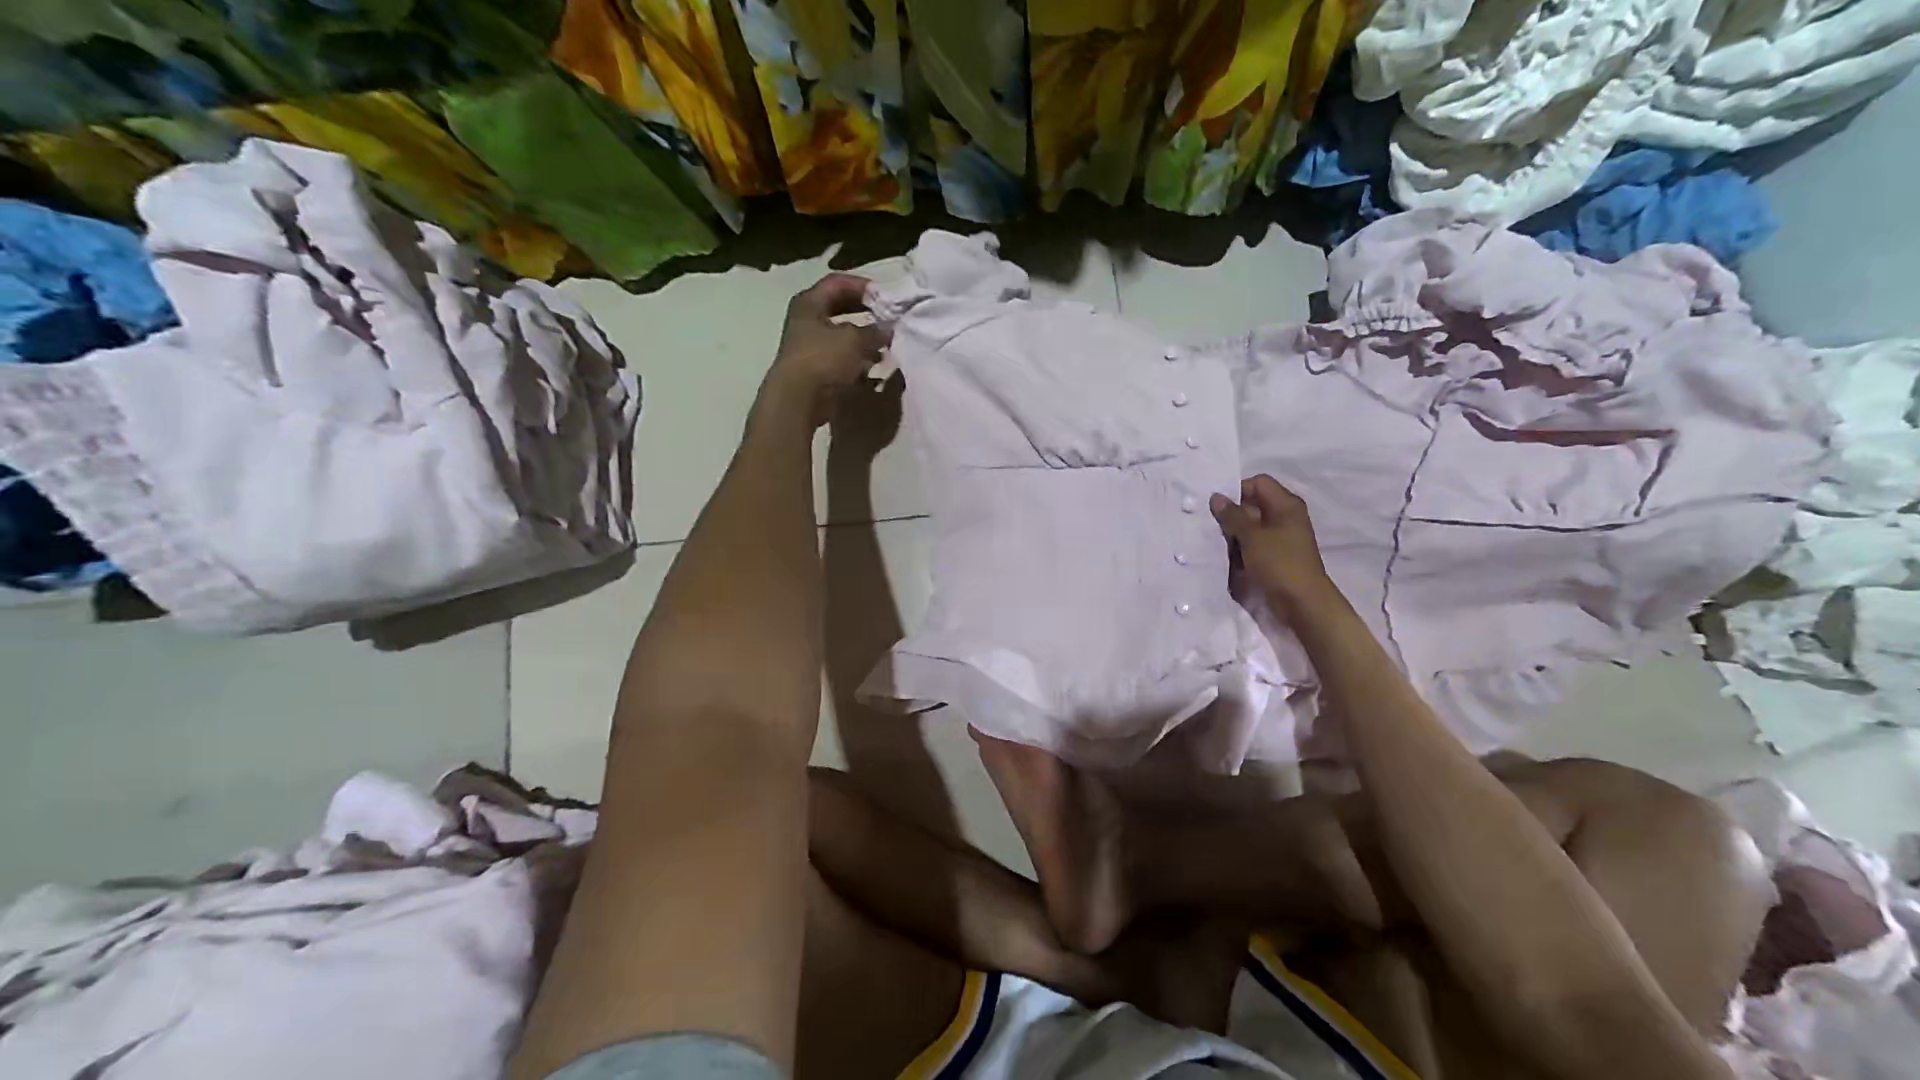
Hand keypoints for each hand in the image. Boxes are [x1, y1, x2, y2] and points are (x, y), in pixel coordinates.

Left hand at [758, 272, 889, 427]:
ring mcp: (811, 346)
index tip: (886, 297)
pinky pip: (843, 359)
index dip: (863, 286)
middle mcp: (807, 321)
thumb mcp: (854, 339)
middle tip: (888, 318)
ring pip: (843, 335)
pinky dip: (859, 361)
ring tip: (886, 346)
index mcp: (810, 303)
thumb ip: (874, 331)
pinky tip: (876, 368)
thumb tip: (887, 330)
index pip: (837, 283)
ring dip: (865, 339)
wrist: (798, 399)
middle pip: (840, 308)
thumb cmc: (823, 358)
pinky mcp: (817, 369)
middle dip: (866, 313)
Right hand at [1210, 476, 1334, 612]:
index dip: (1237, 490)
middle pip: (1253, 504)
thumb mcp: (1252, 537)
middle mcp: (1285, 517)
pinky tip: (1227, 555)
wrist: (1301, 602)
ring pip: (1250, 526)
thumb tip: (1216, 497)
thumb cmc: (1279, 563)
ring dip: (1234, 533)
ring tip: (1217, 542)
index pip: (1258, 483)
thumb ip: (1232, 515)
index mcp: (1286, 505)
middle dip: (1232, 513)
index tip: (1217, 506)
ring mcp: (1281, 537)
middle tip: (1212, 525)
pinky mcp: (1275, 555)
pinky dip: (1240, 547)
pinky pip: (1253, 543)